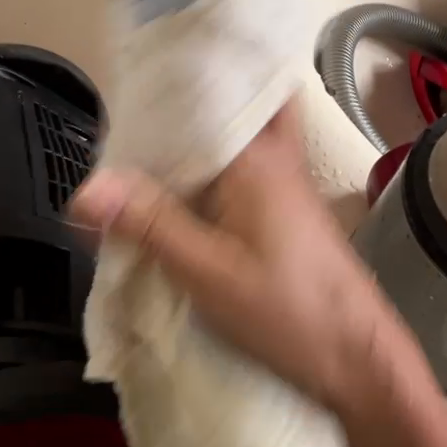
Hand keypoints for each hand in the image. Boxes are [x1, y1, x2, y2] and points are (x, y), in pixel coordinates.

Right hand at [69, 101, 414, 412]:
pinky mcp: (284, 210)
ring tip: (142, 151)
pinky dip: (207, 173)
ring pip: (232, 140)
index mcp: (257, 157)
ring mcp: (284, 182)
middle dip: (182, 108)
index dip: (167, 89)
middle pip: (226, 107)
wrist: (359, 357)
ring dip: (193, 143)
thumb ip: (149, 225)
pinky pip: (238, 171)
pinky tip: (176, 195)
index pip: (207, 95)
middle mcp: (276, 157)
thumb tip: (87, 189)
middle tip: (133, 116)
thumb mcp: (207, 272)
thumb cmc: (291, 313)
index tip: (125, 92)